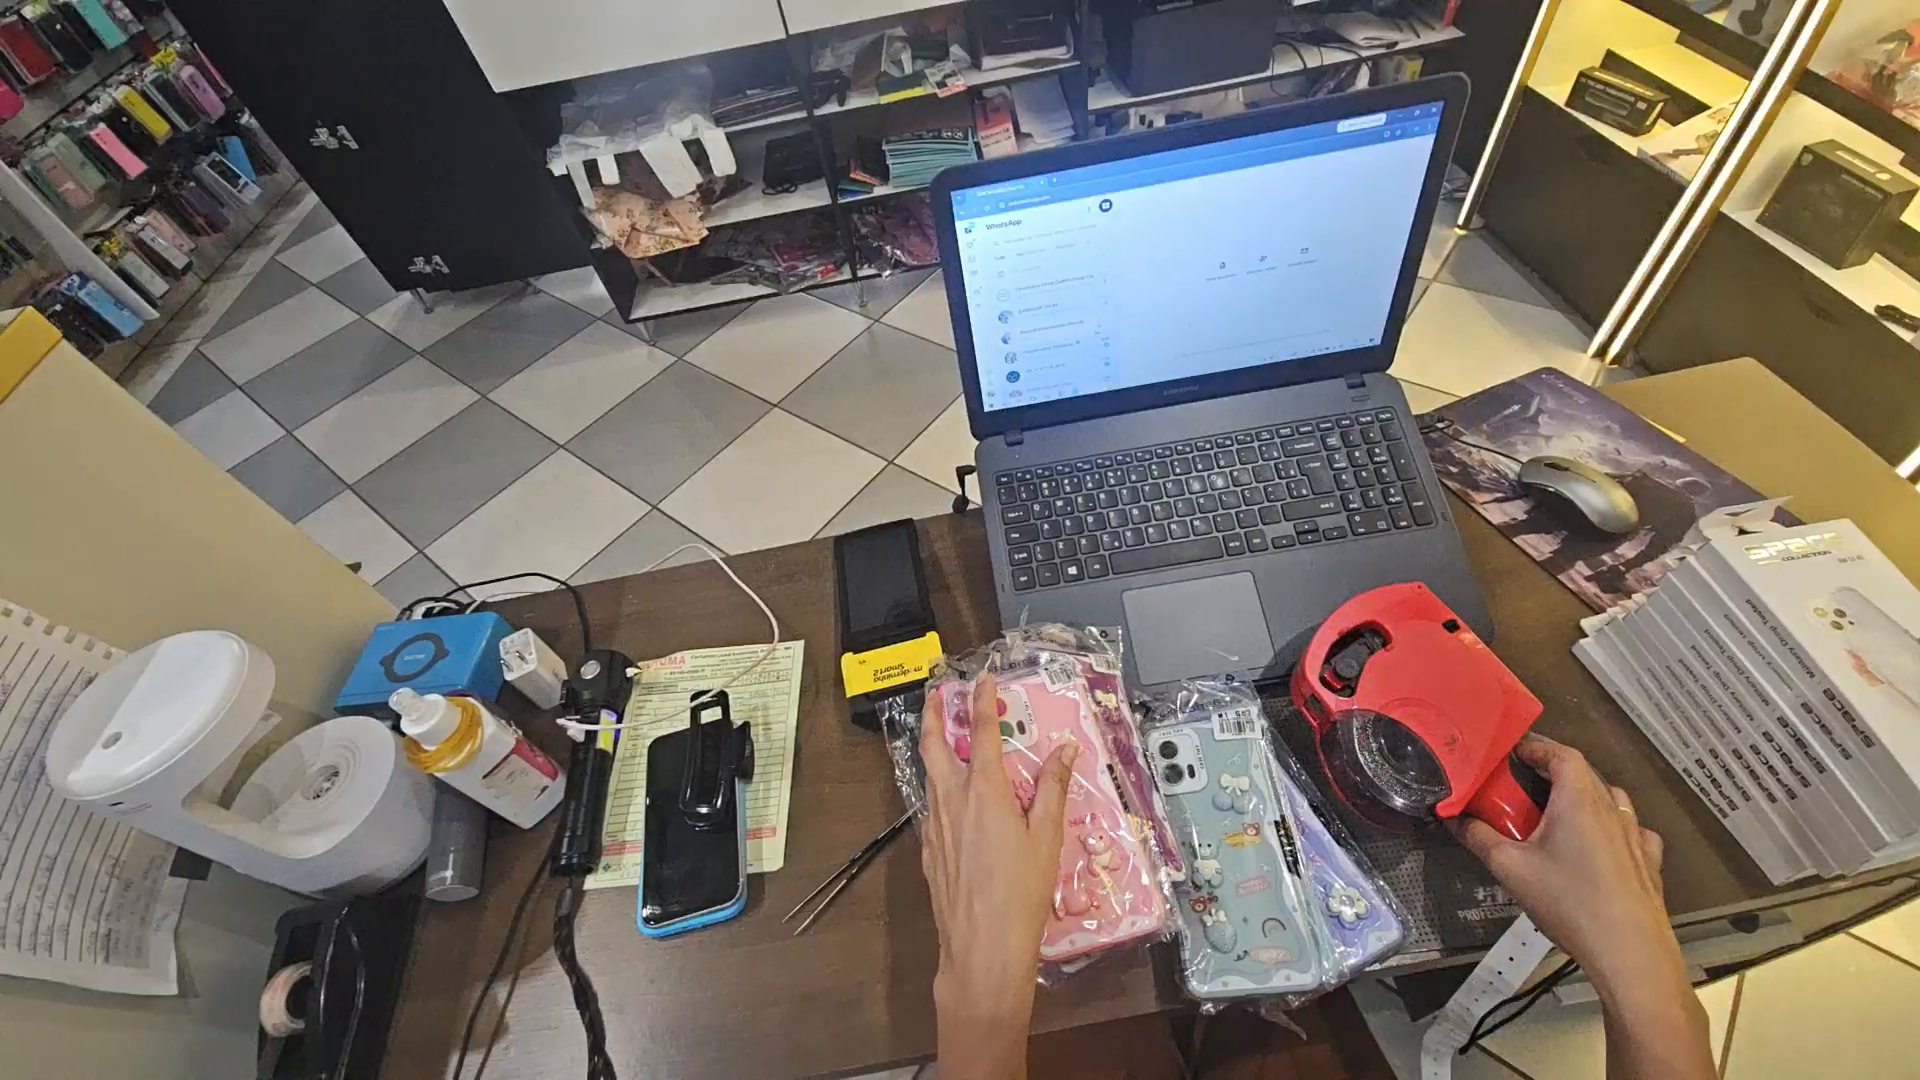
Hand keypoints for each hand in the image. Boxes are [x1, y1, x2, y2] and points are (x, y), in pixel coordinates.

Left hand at [920, 673, 1077, 1079]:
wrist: (981, 948)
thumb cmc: (1021, 892)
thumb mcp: (1047, 837)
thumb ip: (1053, 788)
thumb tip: (1065, 750)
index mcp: (984, 790)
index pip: (981, 732)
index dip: (981, 700)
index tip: (982, 678)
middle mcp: (952, 799)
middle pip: (934, 744)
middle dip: (934, 714)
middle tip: (936, 694)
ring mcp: (934, 824)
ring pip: (928, 774)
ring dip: (934, 748)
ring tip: (943, 737)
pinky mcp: (928, 848)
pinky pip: (930, 806)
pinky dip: (938, 787)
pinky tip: (951, 798)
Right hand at [1450, 736, 1675, 994]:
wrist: (1631, 956)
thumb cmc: (1568, 901)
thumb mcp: (1508, 867)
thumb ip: (1476, 836)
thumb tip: (1451, 817)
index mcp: (1579, 801)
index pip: (1561, 755)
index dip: (1535, 747)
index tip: (1509, 754)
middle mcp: (1611, 811)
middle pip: (1583, 772)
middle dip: (1550, 770)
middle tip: (1519, 783)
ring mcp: (1636, 837)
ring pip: (1610, 798)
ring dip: (1582, 793)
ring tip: (1555, 809)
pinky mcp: (1650, 864)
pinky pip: (1632, 829)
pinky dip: (1613, 824)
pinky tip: (1600, 840)